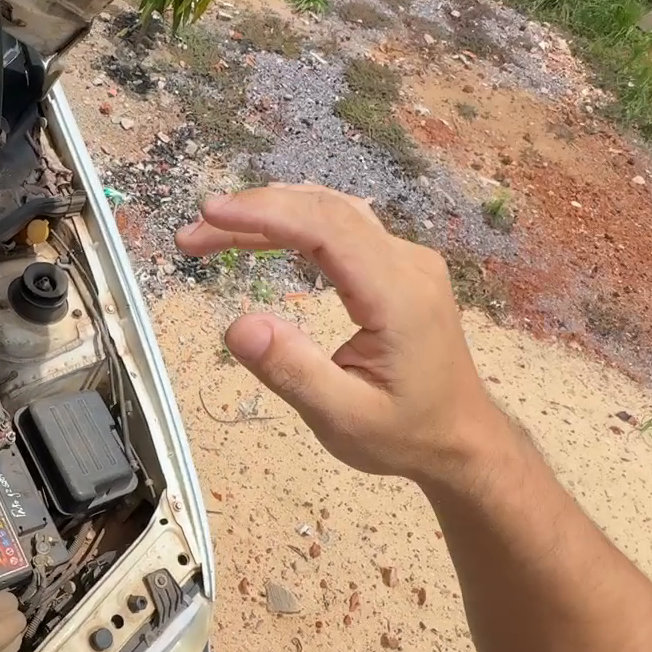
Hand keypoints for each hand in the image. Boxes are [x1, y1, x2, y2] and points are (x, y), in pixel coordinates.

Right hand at [175, 184, 510, 485]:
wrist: (461, 439)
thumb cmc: (403, 434)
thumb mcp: (342, 418)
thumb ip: (291, 370)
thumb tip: (236, 326)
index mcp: (397, 295)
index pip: (326, 230)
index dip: (265, 214)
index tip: (211, 215)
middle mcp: (405, 263)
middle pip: (323, 211)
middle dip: (251, 213)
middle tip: (190, 237)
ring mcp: (404, 261)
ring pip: (330, 212)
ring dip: (268, 215)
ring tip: (211, 233)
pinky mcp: (394, 268)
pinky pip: (339, 228)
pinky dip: (291, 225)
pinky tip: (259, 234)